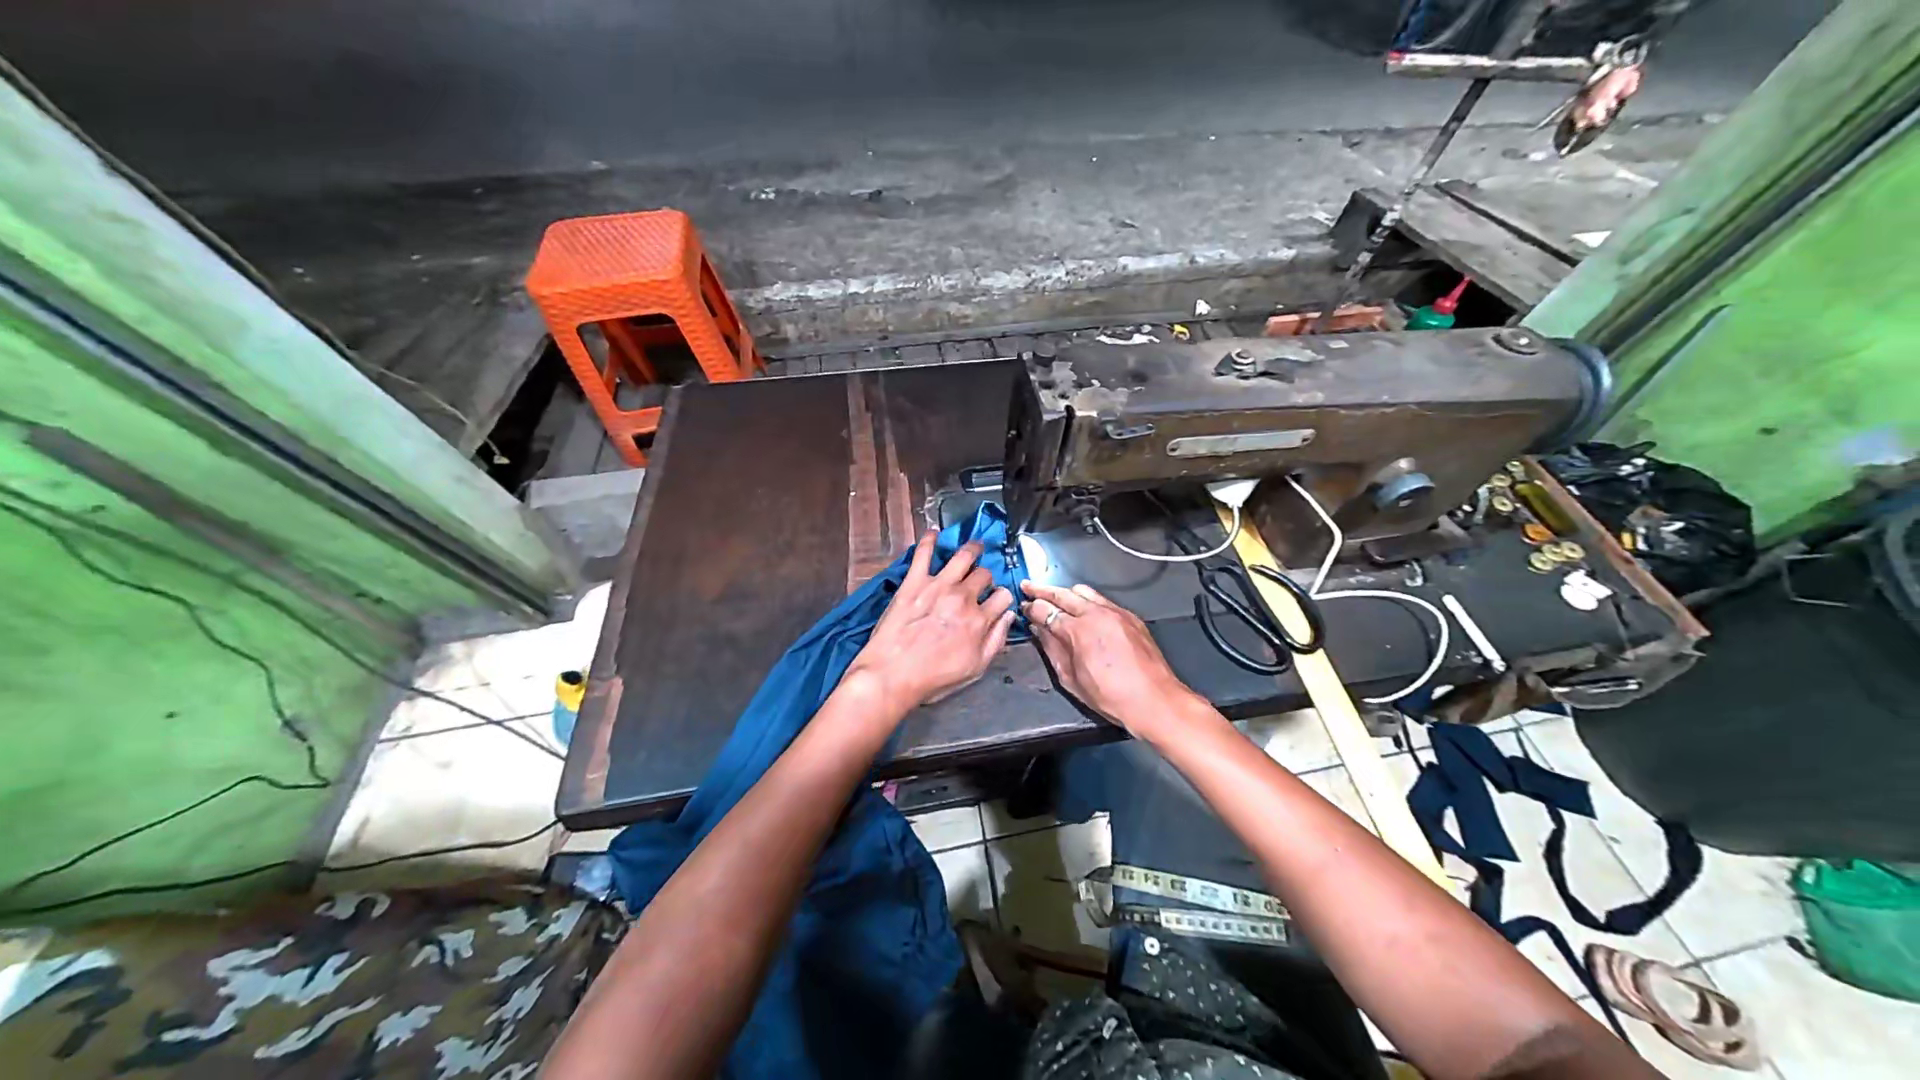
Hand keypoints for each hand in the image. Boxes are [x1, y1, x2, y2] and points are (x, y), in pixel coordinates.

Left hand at [843, 533, 1016, 711]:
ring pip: (963, 557)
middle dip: (986, 576)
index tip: (997, 600)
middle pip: (984, 575)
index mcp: (980, 620)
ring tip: (974, 546)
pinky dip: (930, 539)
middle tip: (981, 579)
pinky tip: (934, 532)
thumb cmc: (933, 678)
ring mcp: (938, 586)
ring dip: (972, 549)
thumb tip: (1008, 616)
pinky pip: (924, 553)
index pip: (1003, 597)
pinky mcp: (913, 582)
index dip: (1002, 598)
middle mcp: (963, 598)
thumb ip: (995, 641)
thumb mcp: (975, 669)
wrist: (891, 675)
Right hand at [1021, 581, 1201, 735]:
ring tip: (1054, 596)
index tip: (1025, 608)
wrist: (1153, 699)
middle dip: (1042, 590)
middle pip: (1062, 593)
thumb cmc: (1112, 696)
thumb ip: (1052, 649)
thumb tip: (1040, 632)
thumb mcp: (1071, 678)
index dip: (1031, 608)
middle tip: (1029, 587)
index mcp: (1078, 630)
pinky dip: (1088, 600)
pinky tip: (1082, 608)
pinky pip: (1103, 600)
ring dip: (1066, 592)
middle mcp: (1097, 614)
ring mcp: (1116, 612)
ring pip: (1084, 591)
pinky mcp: (1130, 616)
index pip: (1046, 610)